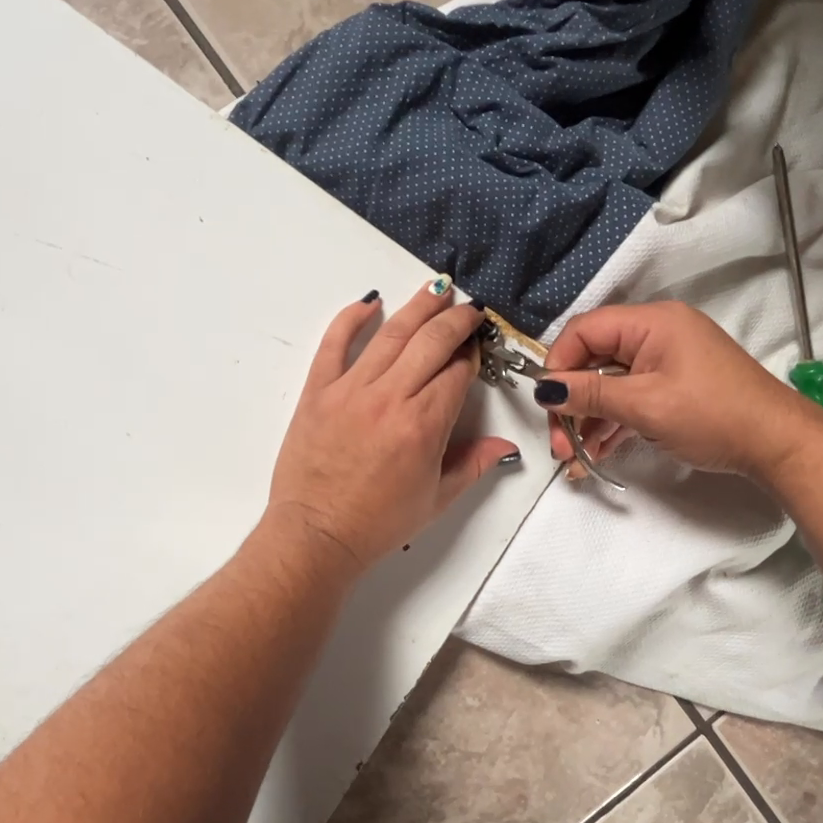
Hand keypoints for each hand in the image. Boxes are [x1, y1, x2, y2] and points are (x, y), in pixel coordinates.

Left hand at [263, 279, 520, 578]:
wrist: (315, 534)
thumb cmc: (377, 523)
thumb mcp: (435, 499)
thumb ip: (472, 464)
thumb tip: (507, 446)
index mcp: (424, 426)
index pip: (457, 372)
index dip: (472, 356)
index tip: (477, 347)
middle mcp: (390, 398)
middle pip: (431, 342)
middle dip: (456, 320)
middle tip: (469, 308)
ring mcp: (350, 390)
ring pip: (391, 334)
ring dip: (418, 307)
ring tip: (437, 288)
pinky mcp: (318, 391)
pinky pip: (334, 343)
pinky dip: (351, 318)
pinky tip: (370, 302)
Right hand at [536, 301, 822, 479]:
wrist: (779, 446)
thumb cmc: (713, 416)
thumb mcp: (645, 406)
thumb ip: (590, 394)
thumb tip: (544, 389)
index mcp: (651, 323)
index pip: (584, 330)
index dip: (558, 364)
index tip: (546, 404)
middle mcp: (655, 334)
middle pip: (592, 361)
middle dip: (570, 403)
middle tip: (558, 443)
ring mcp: (664, 362)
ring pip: (608, 385)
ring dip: (587, 420)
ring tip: (572, 459)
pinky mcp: (671, 388)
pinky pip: (628, 399)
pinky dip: (610, 424)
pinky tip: (593, 454)